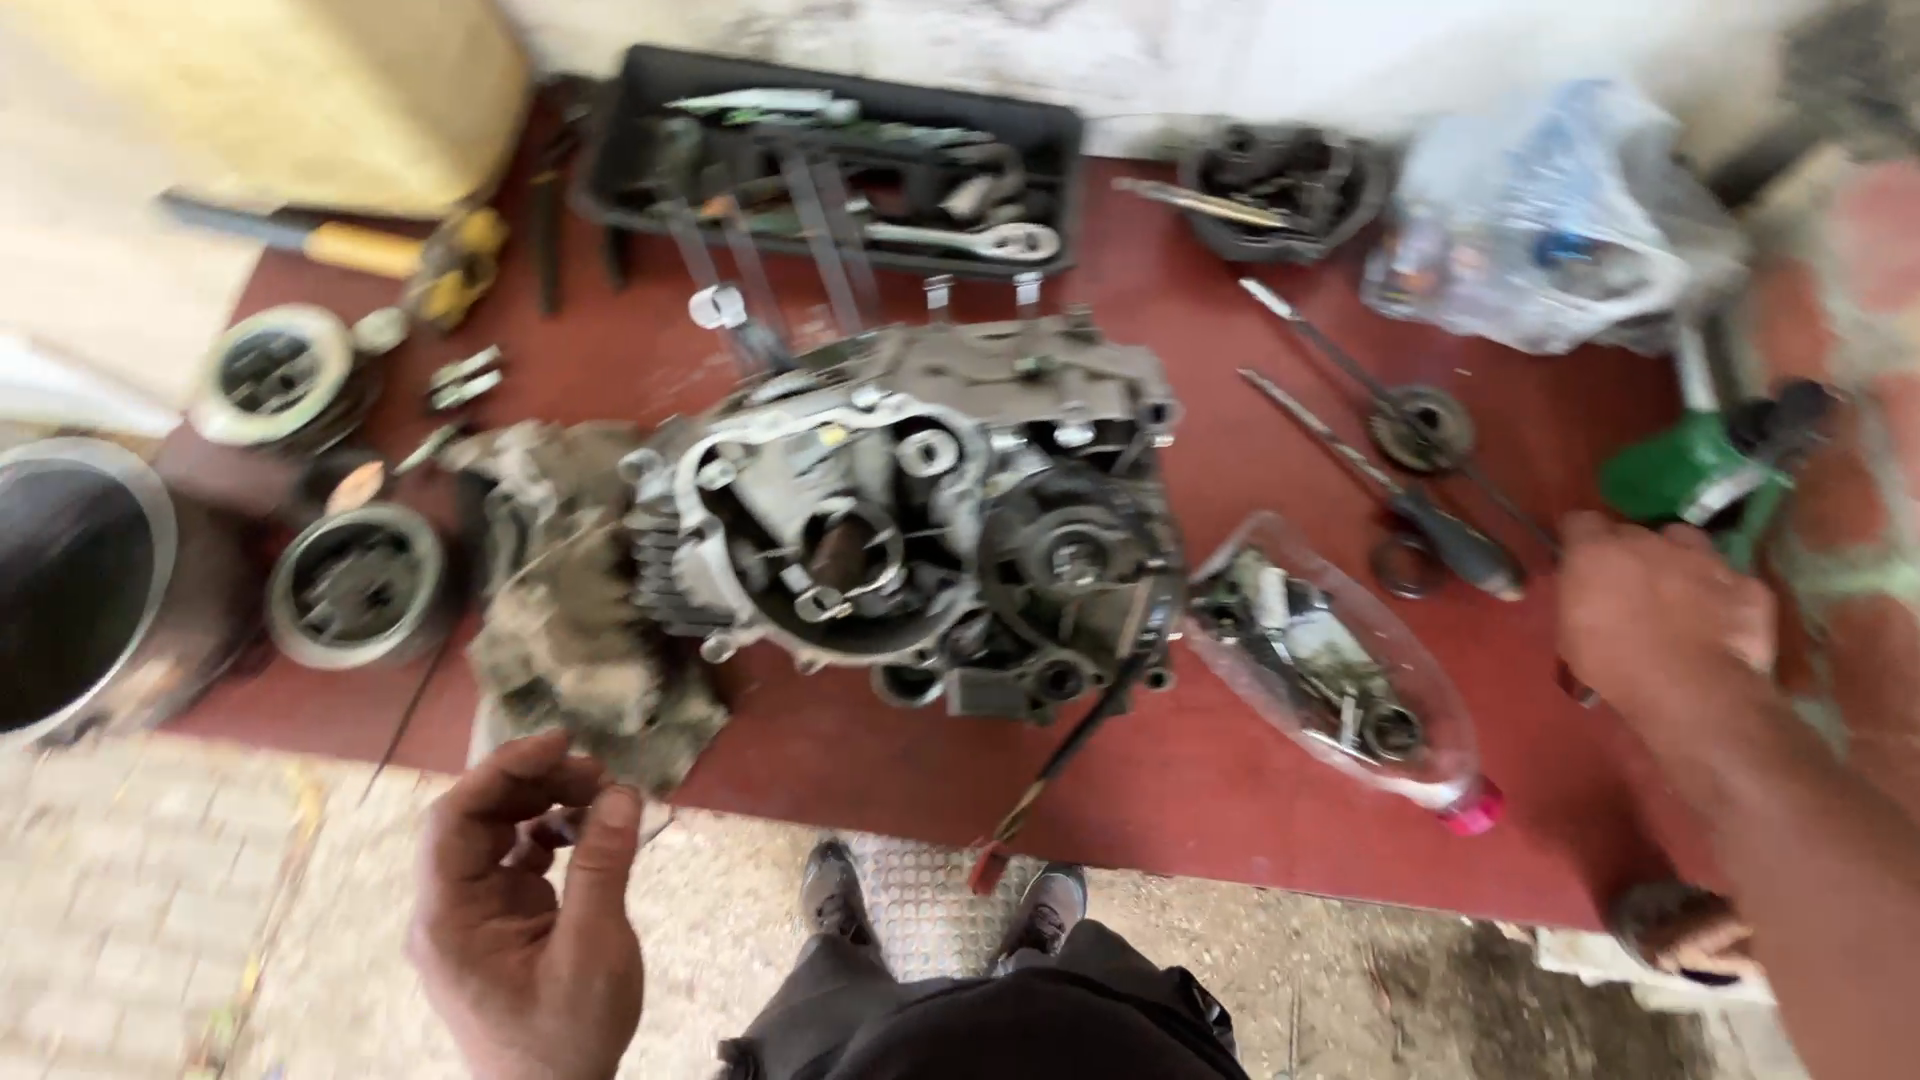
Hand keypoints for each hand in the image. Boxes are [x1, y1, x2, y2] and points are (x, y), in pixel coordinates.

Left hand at [409, 731, 643, 1079]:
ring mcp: (477, 913)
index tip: (561, 743)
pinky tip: (587, 829)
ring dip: (547, 801)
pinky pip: (520, 855)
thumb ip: (602, 867)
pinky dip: (554, 831)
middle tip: (598, 772)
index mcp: (450, 920)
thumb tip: (622, 792)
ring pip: (500, 830)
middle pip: (477, 817)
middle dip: (535, 781)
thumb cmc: (566, 1035)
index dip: (501, 770)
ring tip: (602, 792)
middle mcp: (452, 909)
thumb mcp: (592, 951)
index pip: (453, 820)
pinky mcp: (506, 918)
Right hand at [1558, 512, 1776, 736]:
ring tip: (1673, 585)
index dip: (1578, 537)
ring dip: (1674, 556)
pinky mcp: (1747, 584)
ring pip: (1684, 541)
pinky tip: (1713, 616)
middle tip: (1624, 580)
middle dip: (1625, 549)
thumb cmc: (1609, 660)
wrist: (1688, 687)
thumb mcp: (1569, 626)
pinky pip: (1727, 578)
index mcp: (1596, 550)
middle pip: (1631, 531)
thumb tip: (1585, 586)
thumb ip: (1579, 592)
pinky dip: (1718, 591)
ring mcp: (1705, 560)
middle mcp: (1649, 543)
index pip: (1580, 520)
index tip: (1576, 556)